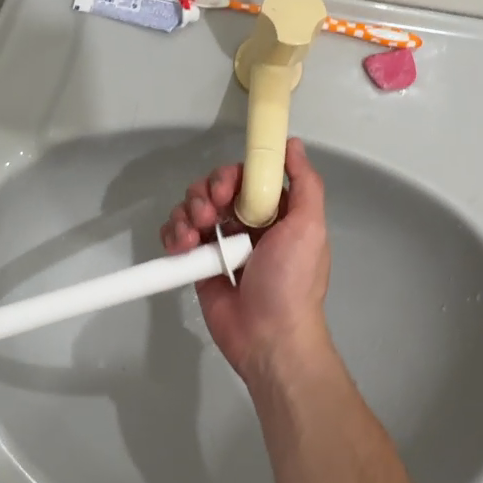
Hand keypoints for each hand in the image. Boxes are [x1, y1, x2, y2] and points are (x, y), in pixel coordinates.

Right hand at [160, 138, 331, 385]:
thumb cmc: (292, 282)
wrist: (269, 338)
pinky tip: (179, 246)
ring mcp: (222, 245)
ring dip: (186, 214)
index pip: (246, 178)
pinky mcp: (199, 266)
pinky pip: (178, 237)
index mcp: (276, 214)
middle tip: (208, 215)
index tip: (224, 190)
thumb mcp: (309, 227)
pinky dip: (172, 235)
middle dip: (204, 195)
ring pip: (193, 210)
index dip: (230, 176)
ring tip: (192, 237)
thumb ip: (304, 183)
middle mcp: (248, 225)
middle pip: (214, 190)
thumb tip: (293, 144)